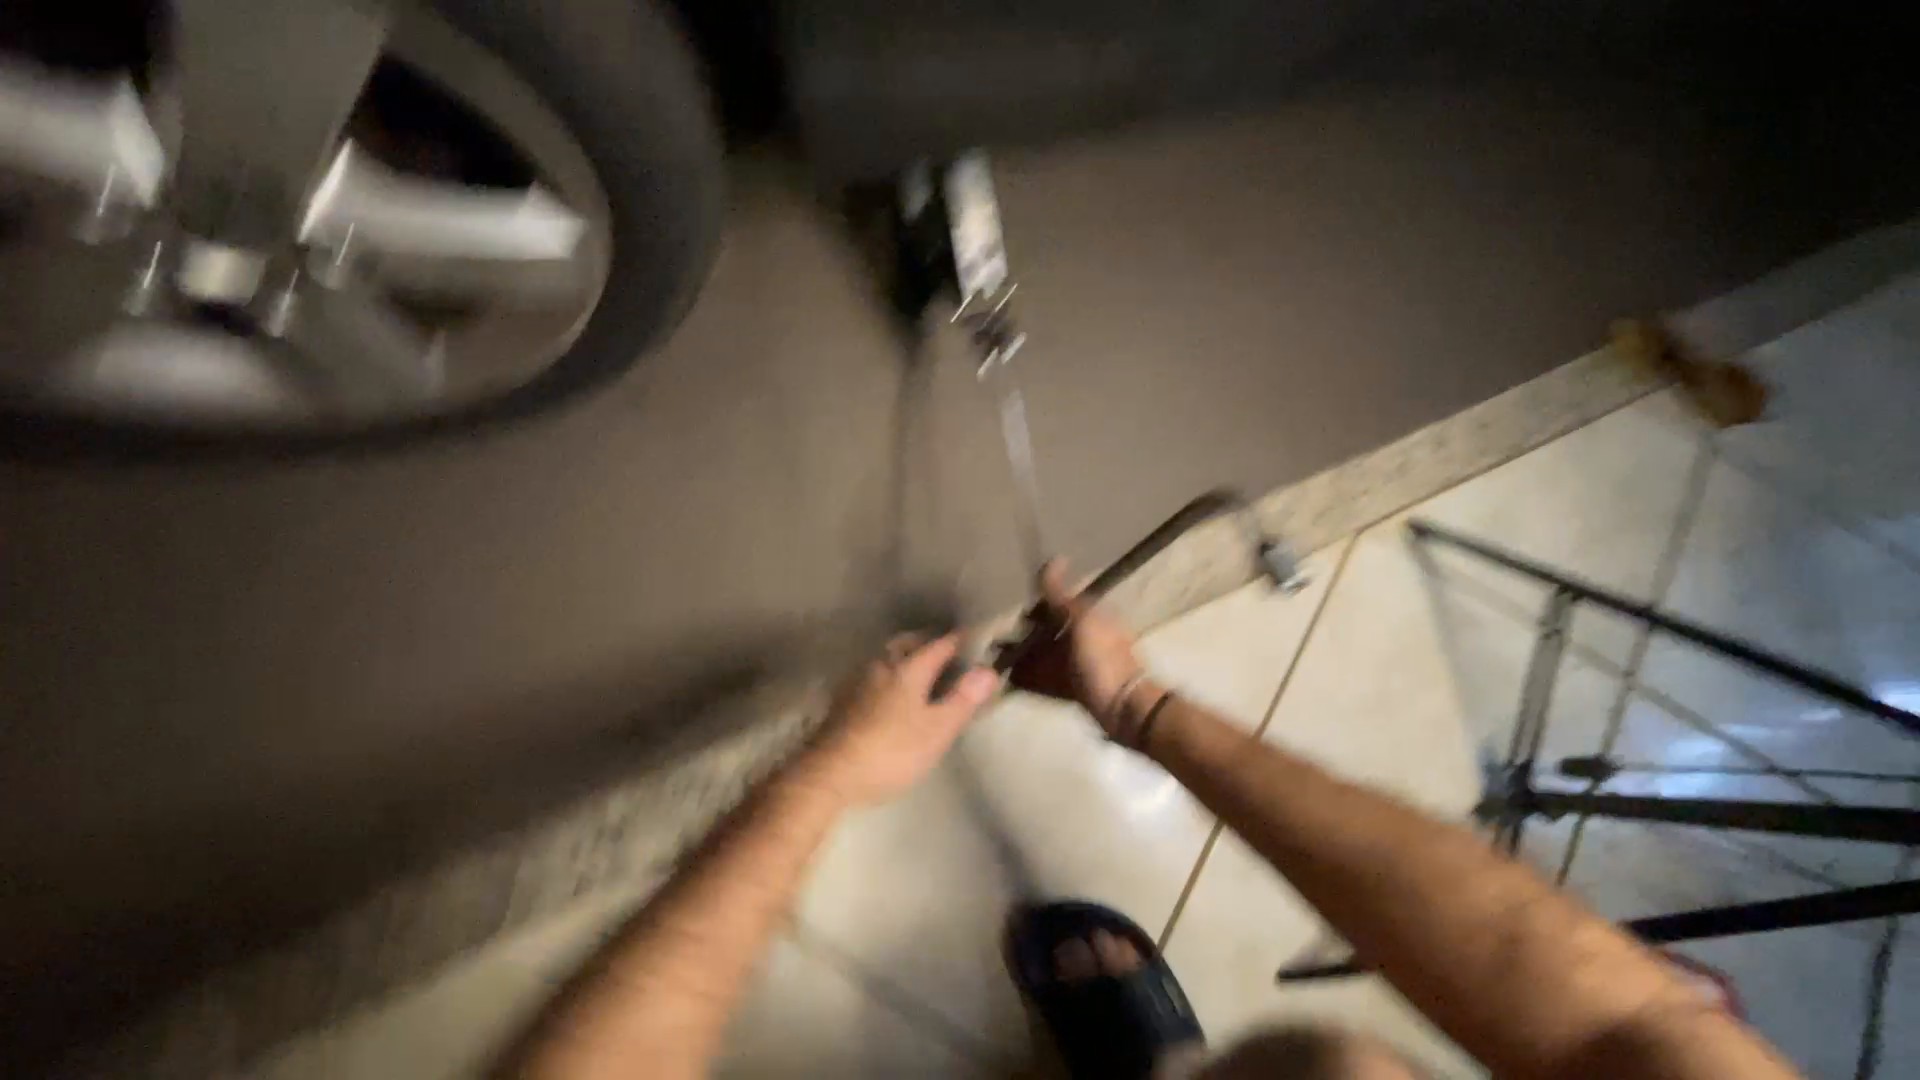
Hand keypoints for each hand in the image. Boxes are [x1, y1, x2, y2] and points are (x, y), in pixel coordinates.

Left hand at [798, 635, 999, 805]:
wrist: (829, 774)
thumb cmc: (891, 751)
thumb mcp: (936, 730)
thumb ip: (962, 699)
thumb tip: (988, 669)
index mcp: (908, 668)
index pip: (939, 644)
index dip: (959, 640)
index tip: (975, 637)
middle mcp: (881, 665)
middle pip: (906, 644)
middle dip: (927, 642)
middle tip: (945, 651)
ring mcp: (857, 681)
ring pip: (885, 658)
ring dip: (903, 657)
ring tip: (919, 669)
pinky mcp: (842, 701)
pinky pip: (871, 676)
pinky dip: (887, 676)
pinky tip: (888, 693)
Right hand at [1004, 560, 1146, 730]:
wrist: (1123, 707)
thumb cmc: (1104, 658)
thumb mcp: (1083, 620)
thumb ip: (1063, 595)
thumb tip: (1054, 559)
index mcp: (1090, 618)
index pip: (1058, 605)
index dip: (1036, 605)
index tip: (1011, 608)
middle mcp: (1083, 639)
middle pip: (1048, 632)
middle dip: (1023, 633)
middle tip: (994, 635)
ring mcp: (1076, 665)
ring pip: (1043, 656)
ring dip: (1021, 656)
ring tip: (993, 657)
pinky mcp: (1070, 689)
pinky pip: (1043, 680)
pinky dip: (1026, 679)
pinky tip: (1006, 679)